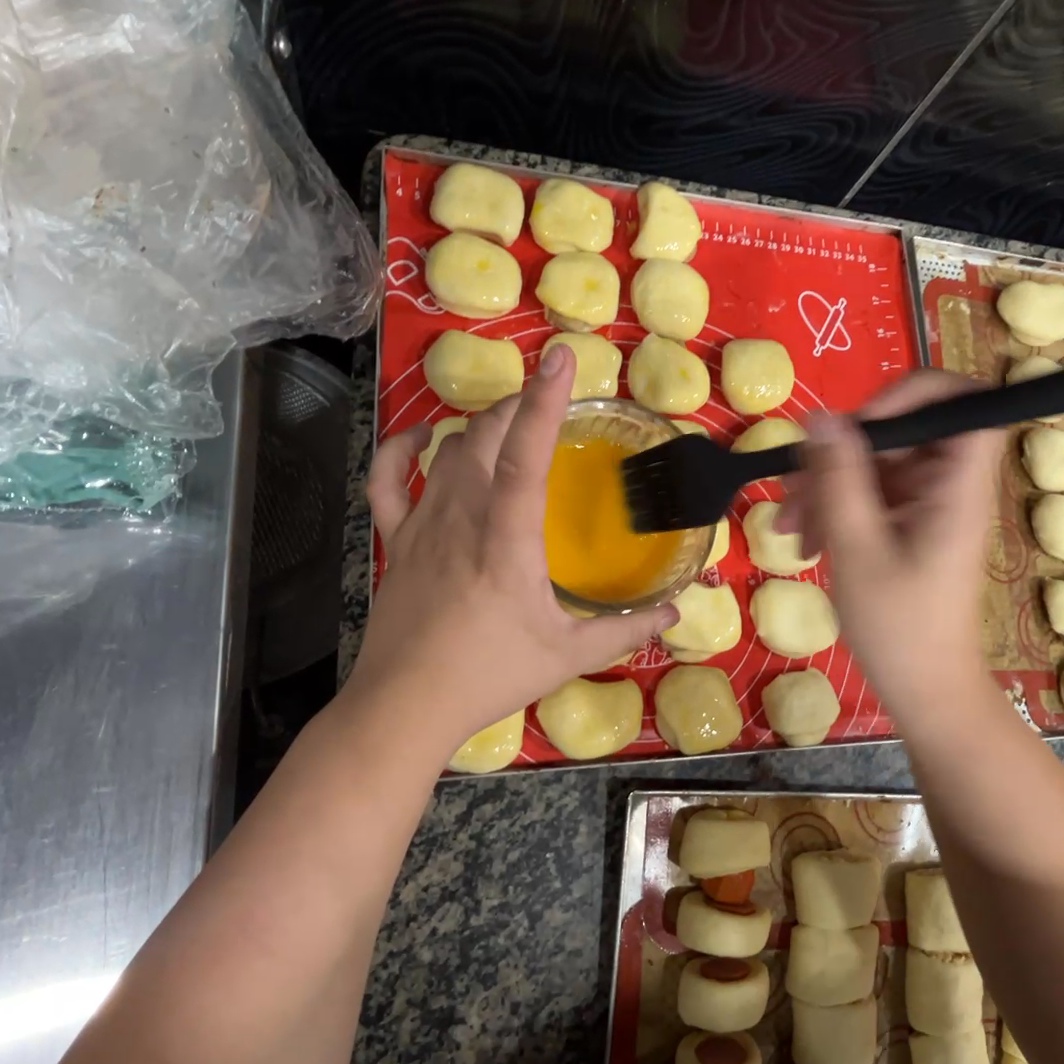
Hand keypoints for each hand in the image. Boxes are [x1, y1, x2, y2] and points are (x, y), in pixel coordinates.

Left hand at [346, 347, 676, 756]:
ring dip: (479, 427)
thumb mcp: (569, 655)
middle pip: (484, 435)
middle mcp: (460, 516)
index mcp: (506, 539)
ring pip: (447, 449)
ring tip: (508, 426)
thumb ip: (626, 630)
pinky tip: (422, 437)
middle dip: (518, 407)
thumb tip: (676, 613)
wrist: (405, 704)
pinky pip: (388, 478)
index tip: (562, 359)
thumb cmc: (490, 675)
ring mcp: (421, 524)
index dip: (545, 402)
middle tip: (548, 406)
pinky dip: (402, 449)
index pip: (525, 454)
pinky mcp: (394, 539)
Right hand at [776, 369, 1005, 723]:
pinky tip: (804, 542)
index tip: (864, 421)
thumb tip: (821, 416)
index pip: (965, 401)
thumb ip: (839, 479)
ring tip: (790, 529)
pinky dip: (832, 509)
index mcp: (958, 485)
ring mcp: (926, 503)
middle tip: (796, 489)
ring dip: (825, 486)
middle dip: (840, 454)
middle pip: (901, 431)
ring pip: (874, 463)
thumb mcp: (858, 550)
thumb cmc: (900, 628)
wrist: (924, 690)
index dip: (918, 393)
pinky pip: (866, 493)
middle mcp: (947, 484)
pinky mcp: (905, 522)